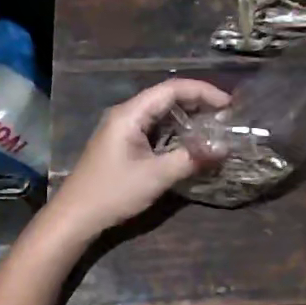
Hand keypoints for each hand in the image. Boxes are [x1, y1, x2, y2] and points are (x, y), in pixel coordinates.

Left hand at [48, 78, 230, 236]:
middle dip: (197, 104)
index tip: (229, 105)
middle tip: (226, 118)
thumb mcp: (156, 176)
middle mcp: (125, 114)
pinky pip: (153, 129)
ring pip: (160, 114)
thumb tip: (224, 149)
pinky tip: (191, 144)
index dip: (203, 92)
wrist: (76, 215)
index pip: (172, 89)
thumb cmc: (113, 192)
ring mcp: (121, 129)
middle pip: (166, 98)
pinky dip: (174, 132)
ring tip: (214, 129)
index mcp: (130, 114)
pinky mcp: (122, 144)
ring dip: (187, 119)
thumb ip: (190, 159)